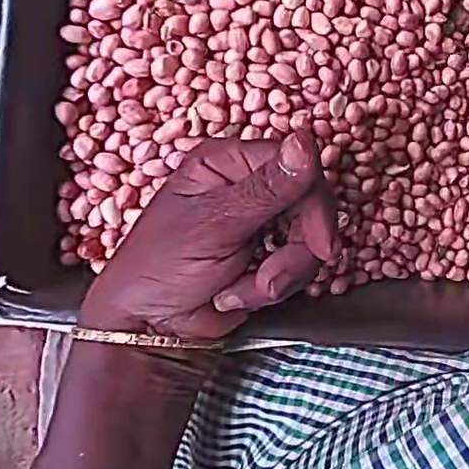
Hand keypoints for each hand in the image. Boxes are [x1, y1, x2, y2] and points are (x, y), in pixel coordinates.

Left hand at [81, 131, 338, 340]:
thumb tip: (305, 142)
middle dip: (295, 252)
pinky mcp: (270, 254)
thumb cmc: (159, 266)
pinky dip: (274, 288)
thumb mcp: (214, 224)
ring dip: (280, 275)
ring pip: (310, 241)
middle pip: (311, 206)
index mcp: (230, 163)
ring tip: (240, 291)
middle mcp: (251, 185)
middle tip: (269, 280)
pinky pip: (299, 267)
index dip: (314, 204)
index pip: (298, 165)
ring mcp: (263, 221)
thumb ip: (267, 188)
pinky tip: (237, 295)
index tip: (321, 245)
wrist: (147, 326)